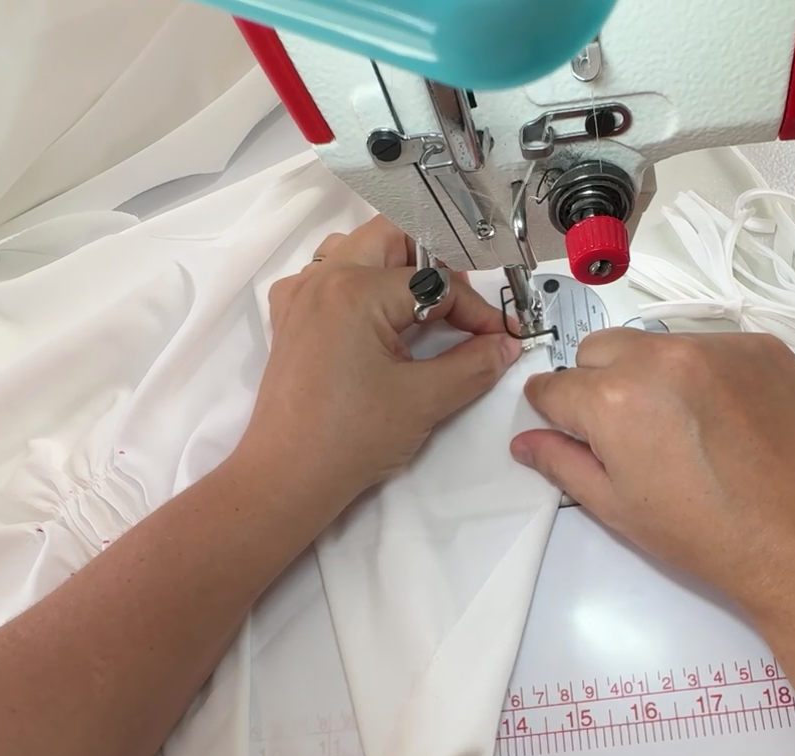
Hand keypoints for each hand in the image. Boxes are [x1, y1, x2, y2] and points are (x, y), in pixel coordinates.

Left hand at [241, 216, 522, 504]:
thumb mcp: (425, 400)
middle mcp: (322, 279)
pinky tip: (380, 322)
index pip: (434, 281)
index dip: (475, 309)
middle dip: (435, 265)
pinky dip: (363, 285)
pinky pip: (331, 277)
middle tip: (461, 308)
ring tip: (423, 309)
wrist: (288, 477)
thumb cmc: (352, 438)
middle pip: (391, 238)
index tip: (498, 337)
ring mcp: (300, 296)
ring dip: (396, 268)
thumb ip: (474, 365)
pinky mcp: (291, 319)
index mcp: (355, 290)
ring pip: (356, 251)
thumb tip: (506, 344)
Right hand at [511, 329, 794, 618]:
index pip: (555, 387)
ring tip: (680, 427)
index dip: (552, 410)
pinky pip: (709, 345)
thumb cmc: (705, 534)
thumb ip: (562, 464)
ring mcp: (716, 346)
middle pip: (599, 350)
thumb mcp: (618, 508)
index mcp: (614, 400)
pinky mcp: (761, 347)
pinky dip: (702, 373)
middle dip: (596, 383)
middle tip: (624, 431)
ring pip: (655, 343)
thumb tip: (524, 442)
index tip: (561, 422)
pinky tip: (721, 418)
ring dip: (650, 374)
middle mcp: (662, 358)